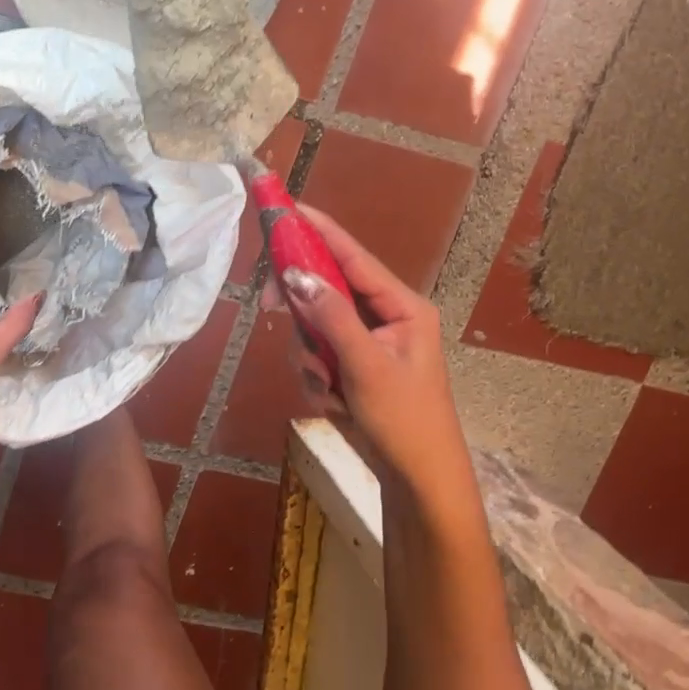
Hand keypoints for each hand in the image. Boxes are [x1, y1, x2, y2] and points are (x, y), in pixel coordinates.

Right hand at [268, 205, 470, 497]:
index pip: (353, 256)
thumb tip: (295, 273)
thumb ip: (330, 316)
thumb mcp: (366, 366)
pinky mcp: (355, 365)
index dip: (319, 230)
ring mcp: (369, 342)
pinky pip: (318, 353)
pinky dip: (316, 375)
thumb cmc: (404, 421)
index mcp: (403, 307)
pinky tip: (333, 401)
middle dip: (303, 311)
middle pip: (326, 289)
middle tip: (269, 307)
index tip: (287, 208)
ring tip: (328, 387)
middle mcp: (385, 317)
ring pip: (315, 325)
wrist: (419, 481)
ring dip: (311, 356)